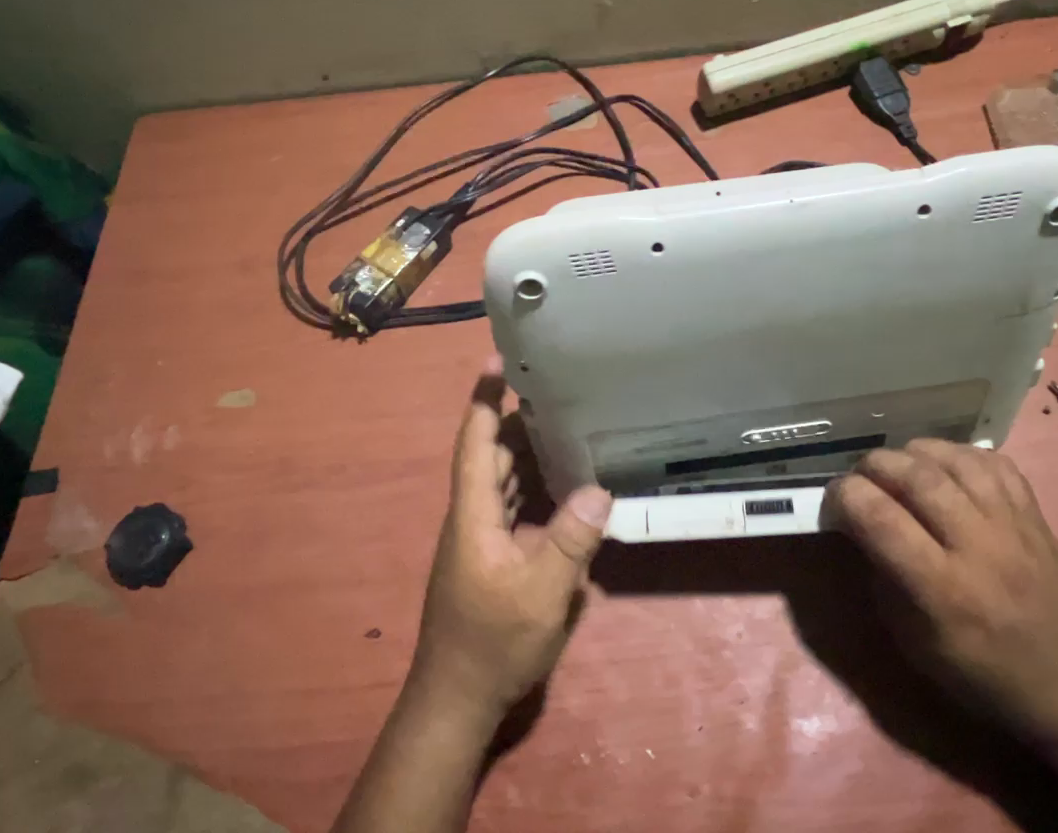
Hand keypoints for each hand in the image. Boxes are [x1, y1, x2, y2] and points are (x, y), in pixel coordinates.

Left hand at [407, 357, 612, 720]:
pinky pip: (512, 507)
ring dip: (527, 453)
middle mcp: (472, 517)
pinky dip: (534, 488)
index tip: (498, 360)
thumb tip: (599, 489)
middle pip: (491, 455)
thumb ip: (569, 540)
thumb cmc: (494, 642)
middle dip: (516, 419)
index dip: (484, 399)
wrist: (457, 697)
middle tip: (558, 391)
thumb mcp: (541, 593)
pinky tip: (564, 488)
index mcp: (474, 514)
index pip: (475, 442)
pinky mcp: (491, 558)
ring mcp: (480, 539)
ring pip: (502, 481)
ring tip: (567, 427)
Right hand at [824, 439, 1057, 742]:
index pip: (878, 517)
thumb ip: (883, 581)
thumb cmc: (986, 678)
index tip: (832, 502)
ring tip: (897, 466)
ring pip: (954, 459)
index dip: (843, 497)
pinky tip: (944, 467)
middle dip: (872, 466)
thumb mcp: (916, 646)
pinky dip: (960, 455)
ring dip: (913, 453)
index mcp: (941, 589)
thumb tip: (859, 530)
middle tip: (858, 478)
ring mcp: (1013, 525)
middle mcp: (977, 546)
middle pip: (914, 476)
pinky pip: (994, 463)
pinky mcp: (1037, 516)